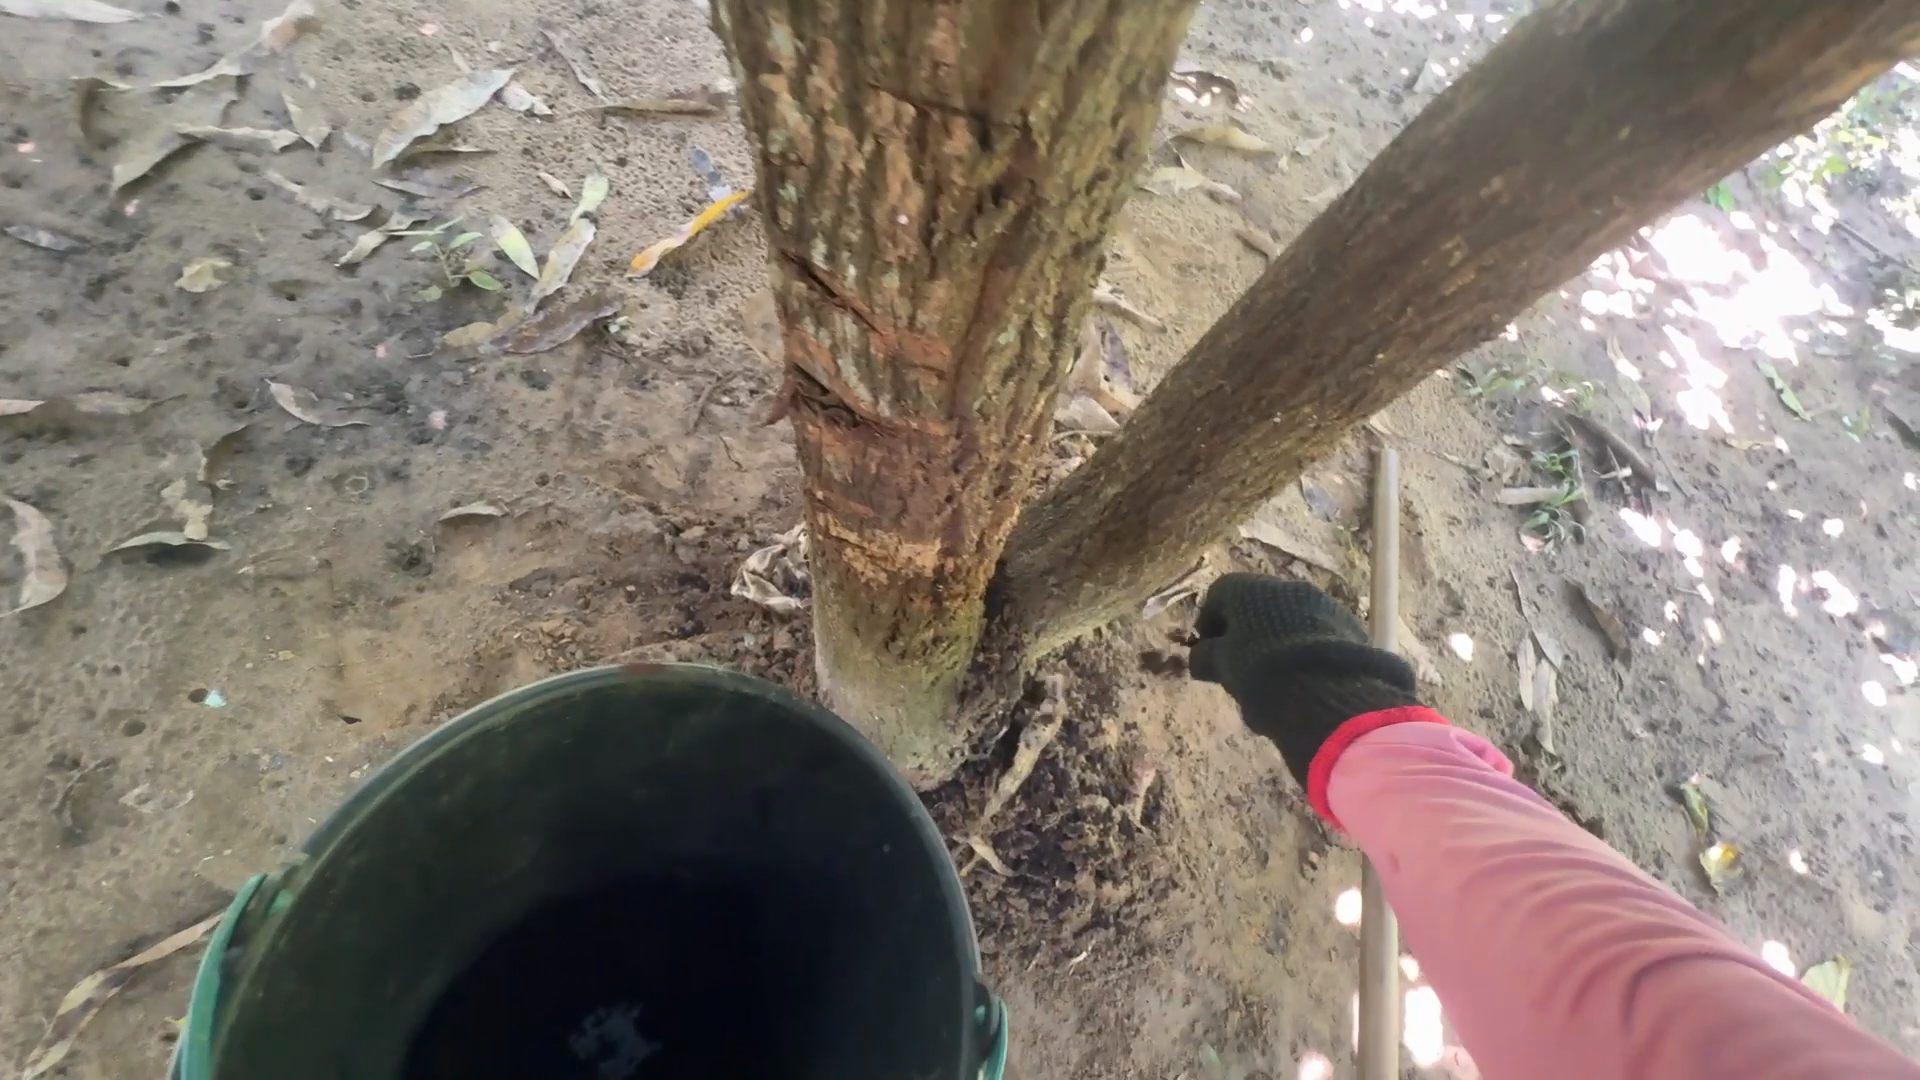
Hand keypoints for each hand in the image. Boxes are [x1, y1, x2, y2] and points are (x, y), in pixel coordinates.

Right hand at [1189, 573, 1421, 783]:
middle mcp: (1284, 587)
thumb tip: (1199, 656)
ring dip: (1276, 642)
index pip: (1218, 596)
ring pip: (1288, 620)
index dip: (1209, 624)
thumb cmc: (1259, 670)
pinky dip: (1304, 651)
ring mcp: (1321, 603)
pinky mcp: (1349, 626)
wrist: (1325, 689)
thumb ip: (1205, 658)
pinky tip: (1302, 681)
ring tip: (1274, 680)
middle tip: (1239, 667)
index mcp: (1247, 589)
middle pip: (1256, 607)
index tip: (1207, 651)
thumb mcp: (1221, 667)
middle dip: (1246, 634)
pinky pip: (1315, 635)